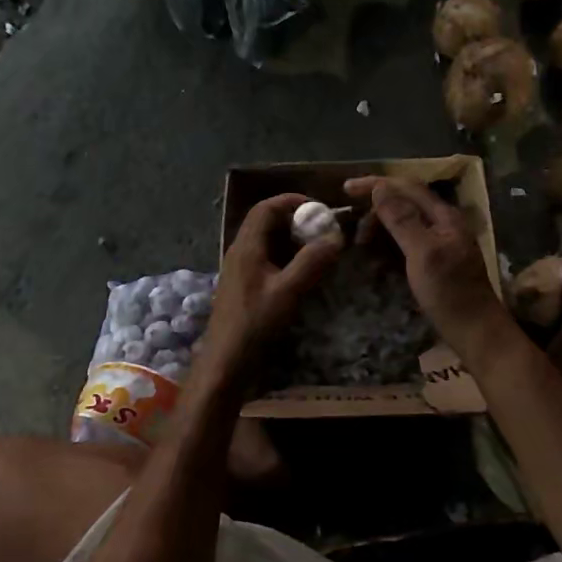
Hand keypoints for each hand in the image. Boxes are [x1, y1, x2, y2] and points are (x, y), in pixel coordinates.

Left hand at [199, 194, 341, 380]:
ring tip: (318, 248)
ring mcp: (239, 270)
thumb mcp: (288, 292)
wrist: (226, 360)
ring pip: (266, 242)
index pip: (265, 208)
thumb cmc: (254, 324)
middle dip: (295, 220)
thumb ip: (311, 262)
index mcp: (246, 247)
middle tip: (323, 228)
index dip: (291, 201)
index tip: (319, 207)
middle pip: (265, 223)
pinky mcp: (243, 286)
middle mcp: (240, 252)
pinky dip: (285, 257)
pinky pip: (265, 260)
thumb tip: (335, 237)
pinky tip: (302, 272)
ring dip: (291, 240)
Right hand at [344, 176, 506, 353]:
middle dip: (376, 208)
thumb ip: (402, 219)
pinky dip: (389, 243)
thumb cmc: (449, 293)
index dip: (375, 184)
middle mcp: (444, 224)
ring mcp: (442, 242)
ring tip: (361, 242)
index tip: (346, 189)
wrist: (476, 332)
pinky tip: (377, 256)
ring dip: (381, 226)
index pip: (407, 187)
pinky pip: (407, 242)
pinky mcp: (437, 261)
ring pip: (405, 222)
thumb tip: (380, 188)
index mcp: (444, 216)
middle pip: (406, 202)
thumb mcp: (422, 253)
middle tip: (352, 228)